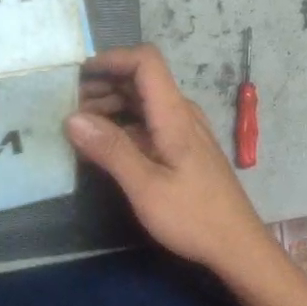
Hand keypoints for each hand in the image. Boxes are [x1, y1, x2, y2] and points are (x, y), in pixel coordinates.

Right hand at [66, 44, 275, 271]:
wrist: (238, 247)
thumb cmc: (193, 217)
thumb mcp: (146, 188)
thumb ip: (111, 150)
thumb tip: (72, 118)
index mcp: (174, 114)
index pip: (145, 61)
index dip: (111, 58)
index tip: (78, 75)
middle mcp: (181, 113)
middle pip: (141, 79)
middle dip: (103, 84)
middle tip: (68, 106)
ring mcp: (184, 130)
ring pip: (143, 101)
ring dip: (111, 105)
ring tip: (80, 127)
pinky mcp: (183, 148)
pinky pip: (149, 122)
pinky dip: (123, 124)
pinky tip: (104, 145)